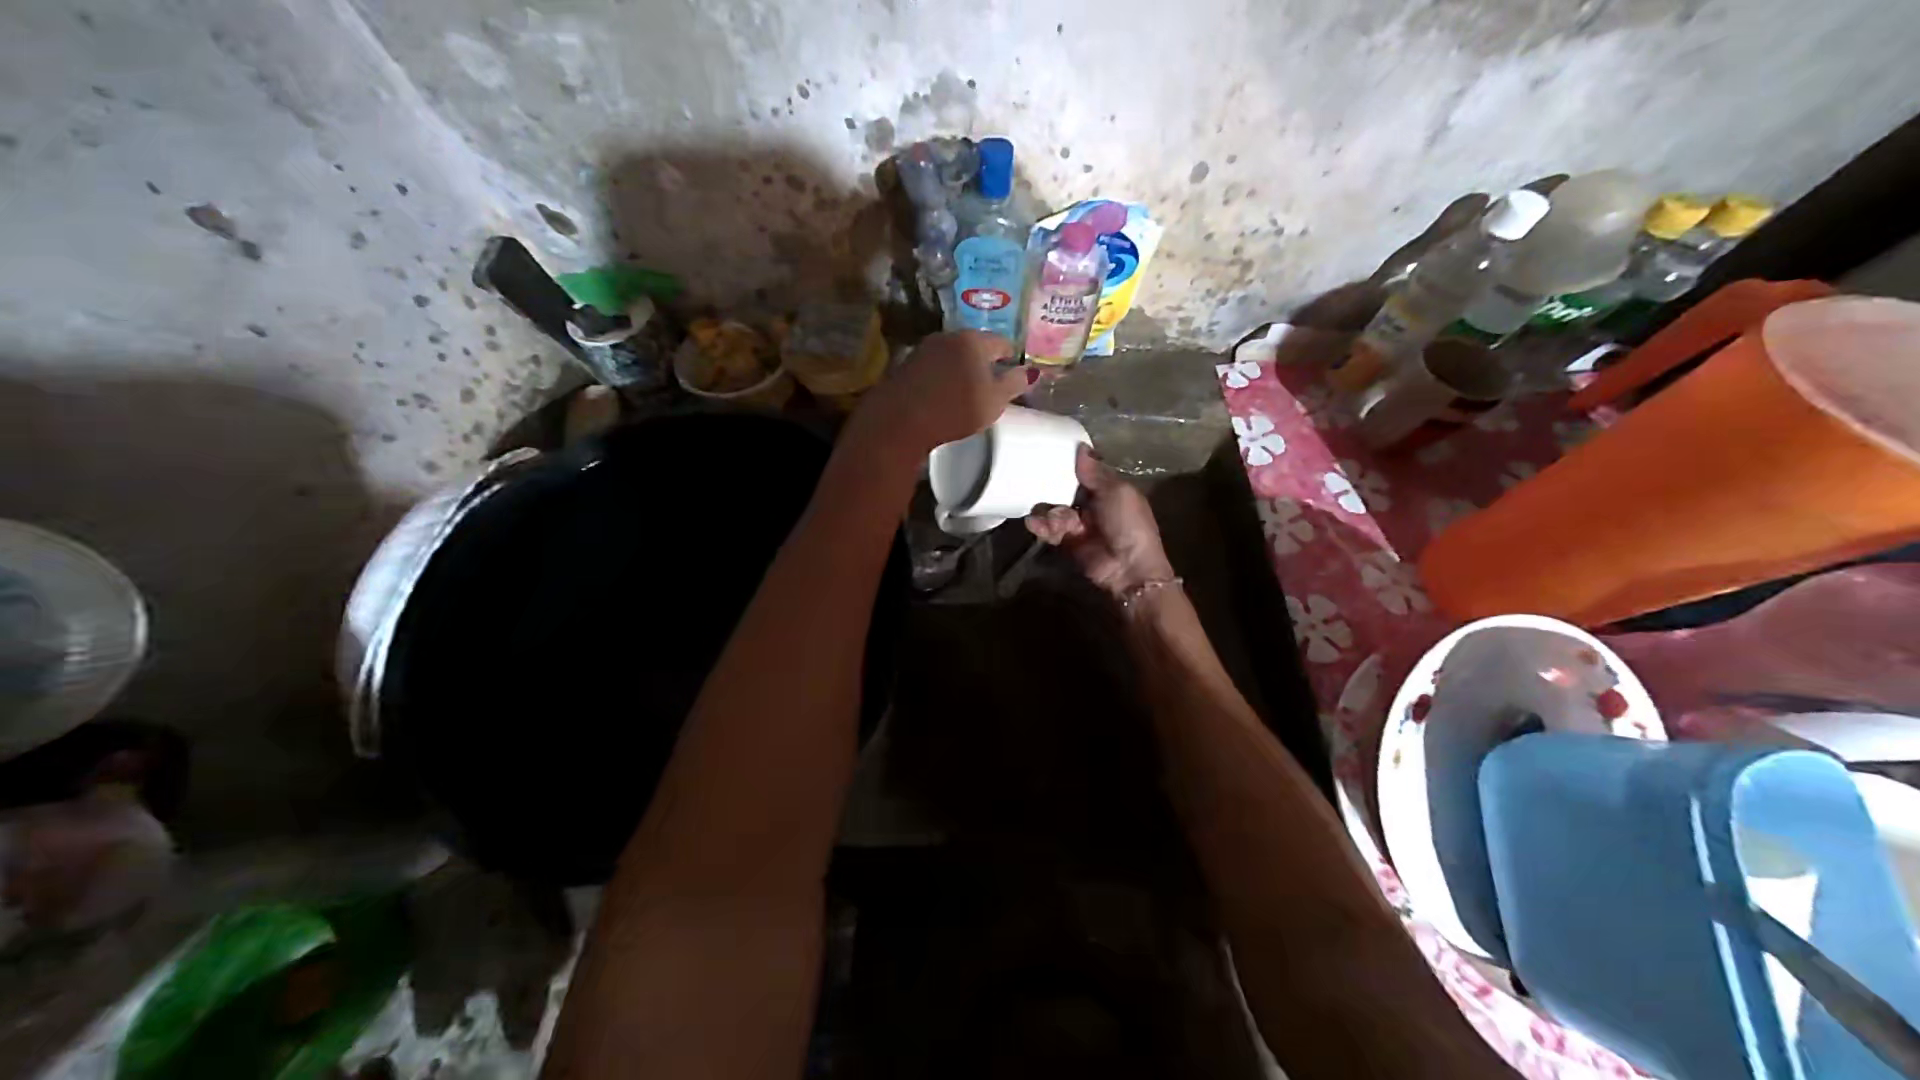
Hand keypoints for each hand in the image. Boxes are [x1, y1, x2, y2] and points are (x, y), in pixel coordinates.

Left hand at [846, 331, 1032, 455]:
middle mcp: (949, 336)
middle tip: (992, 378)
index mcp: (974, 340)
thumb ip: (1014, 384)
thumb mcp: (994, 401)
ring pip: (952, 354)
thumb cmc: (955, 410)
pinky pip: (934, 366)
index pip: (1001, 342)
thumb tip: (1028, 371)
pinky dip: (943, 375)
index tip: (1013, 367)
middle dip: (984, 360)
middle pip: (974, 345)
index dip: (1010, 356)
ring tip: (968, 386)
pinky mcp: (907, 365)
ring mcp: (924, 348)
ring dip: (962, 367)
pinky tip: (944, 391)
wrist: (900, 420)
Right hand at [1026, 446, 1175, 599]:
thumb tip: (1081, 447)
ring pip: (1053, 509)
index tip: (1049, 452)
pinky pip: (1048, 529)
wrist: (1128, 567)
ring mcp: (1077, 524)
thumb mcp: (1117, 492)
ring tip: (1053, 520)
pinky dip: (1041, 525)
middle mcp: (1090, 504)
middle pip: (1063, 490)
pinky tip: (1035, 524)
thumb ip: (1095, 472)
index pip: (1084, 472)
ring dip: (1049, 512)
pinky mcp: (1065, 542)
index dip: (1069, 464)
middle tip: (1040, 486)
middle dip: (1052, 489)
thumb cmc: (1129, 524)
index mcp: (1108, 489)